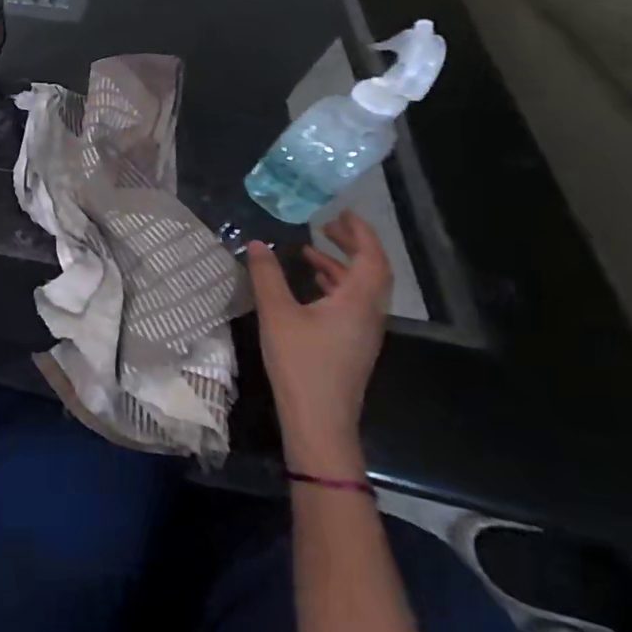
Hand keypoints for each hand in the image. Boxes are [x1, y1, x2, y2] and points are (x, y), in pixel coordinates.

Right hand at [246, 210, 392, 477]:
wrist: (319, 417)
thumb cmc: (300, 362)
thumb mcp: (277, 314)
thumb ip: (267, 276)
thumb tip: (258, 243)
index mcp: (358, 302)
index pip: (371, 258)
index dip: (360, 233)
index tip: (341, 213)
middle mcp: (370, 313)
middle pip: (372, 271)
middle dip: (353, 245)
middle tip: (327, 226)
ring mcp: (364, 330)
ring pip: (362, 288)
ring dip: (341, 265)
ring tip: (310, 250)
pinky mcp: (353, 343)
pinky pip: (353, 302)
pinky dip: (336, 284)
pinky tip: (311, 286)